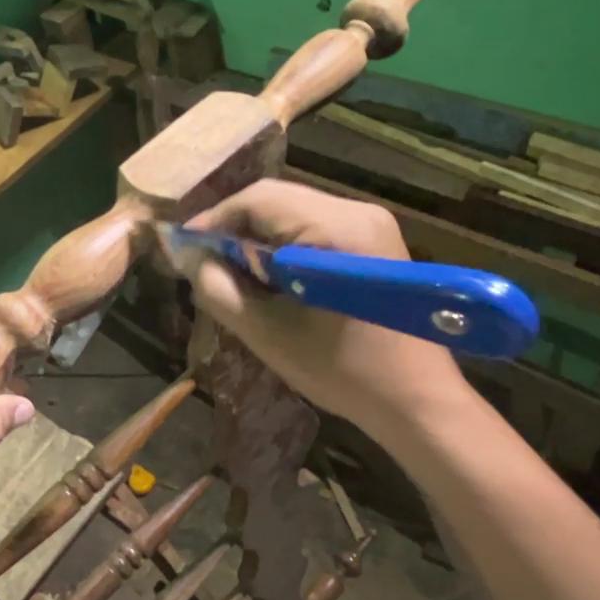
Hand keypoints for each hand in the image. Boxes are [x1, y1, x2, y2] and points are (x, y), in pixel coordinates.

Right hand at [185, 180, 469, 437]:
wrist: (417, 399)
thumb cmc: (344, 370)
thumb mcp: (269, 333)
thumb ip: (219, 290)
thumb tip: (189, 259)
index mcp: (336, 228)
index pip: (257, 200)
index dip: (213, 220)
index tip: (183, 250)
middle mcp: (357, 211)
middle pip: (275, 200)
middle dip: (233, 228)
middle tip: (203, 261)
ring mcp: (370, 222)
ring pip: (292, 211)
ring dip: (256, 236)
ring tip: (232, 272)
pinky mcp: (374, 239)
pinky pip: (313, 225)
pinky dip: (282, 244)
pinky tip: (269, 276)